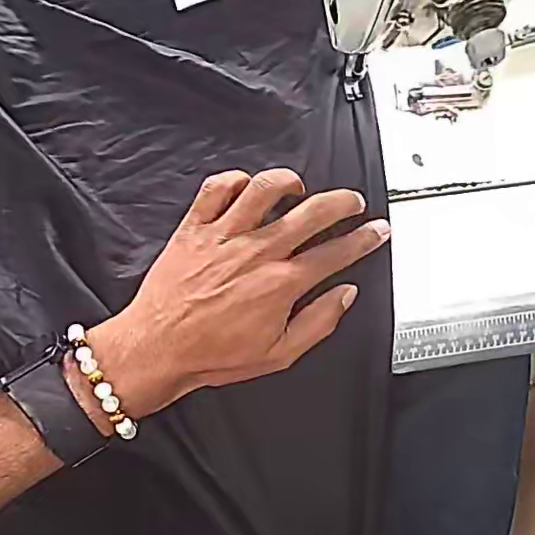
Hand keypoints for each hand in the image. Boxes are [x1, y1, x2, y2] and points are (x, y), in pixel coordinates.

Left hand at [73, 168, 389, 422]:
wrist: (158, 348)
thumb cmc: (211, 354)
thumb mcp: (278, 354)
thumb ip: (319, 322)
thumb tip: (344, 296)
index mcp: (280, 284)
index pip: (335, 252)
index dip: (364, 238)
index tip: (376, 230)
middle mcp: (256, 252)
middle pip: (312, 212)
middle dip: (342, 202)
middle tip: (351, 202)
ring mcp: (224, 236)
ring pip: (265, 188)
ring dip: (290, 181)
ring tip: (298, 188)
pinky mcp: (194, 228)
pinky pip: (216, 188)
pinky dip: (235, 180)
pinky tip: (245, 187)